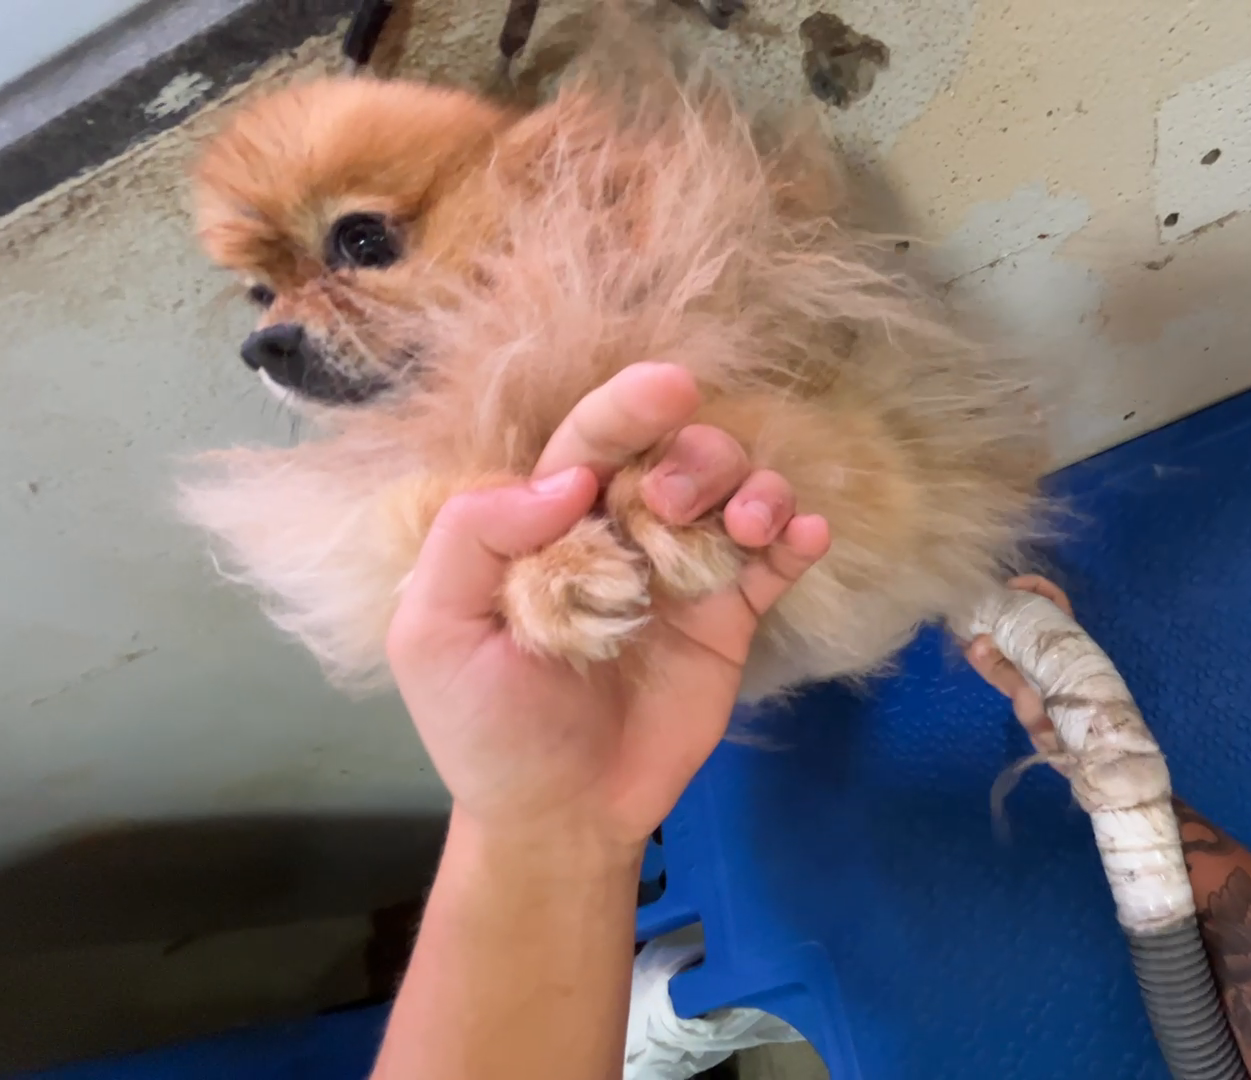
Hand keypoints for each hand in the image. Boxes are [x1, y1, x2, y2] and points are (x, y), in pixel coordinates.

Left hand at [386, 363, 829, 855]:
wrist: (566, 811)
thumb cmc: (492, 726)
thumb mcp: (440, 634)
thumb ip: (477, 541)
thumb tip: (568, 480)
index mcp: (559, 527)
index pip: (594, 444)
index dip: (630, 409)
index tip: (672, 387)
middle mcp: (632, 535)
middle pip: (685, 457)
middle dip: (695, 460)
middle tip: (672, 506)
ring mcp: (690, 576)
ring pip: (741, 497)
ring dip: (757, 491)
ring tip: (750, 528)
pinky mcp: (733, 617)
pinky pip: (776, 566)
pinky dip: (800, 541)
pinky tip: (811, 537)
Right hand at [964, 574, 1073, 756]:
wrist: (1083, 754)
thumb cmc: (1077, 712)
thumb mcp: (1050, 684)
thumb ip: (1010, 670)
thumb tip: (975, 644)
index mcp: (1069, 639)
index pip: (1053, 601)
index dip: (1034, 587)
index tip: (1009, 586)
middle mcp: (1049, 650)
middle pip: (1023, 618)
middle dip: (998, 608)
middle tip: (975, 604)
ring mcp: (1033, 670)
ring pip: (1005, 642)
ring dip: (984, 632)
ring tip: (963, 623)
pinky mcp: (1021, 692)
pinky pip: (998, 669)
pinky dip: (982, 658)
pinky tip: (967, 647)